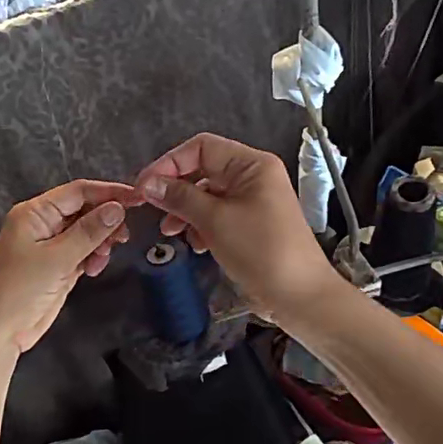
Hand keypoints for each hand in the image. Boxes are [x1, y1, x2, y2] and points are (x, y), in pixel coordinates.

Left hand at [0, 180, 136, 353]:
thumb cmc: (20, 289)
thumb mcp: (57, 258)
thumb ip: (89, 232)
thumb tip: (118, 208)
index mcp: (35, 213)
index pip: (78, 192)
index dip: (109, 192)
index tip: (138, 197)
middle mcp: (42, 224)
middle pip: (83, 210)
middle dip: (105, 220)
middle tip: (124, 236)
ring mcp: (49, 246)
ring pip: (85, 232)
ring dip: (100, 241)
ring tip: (104, 257)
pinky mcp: (56, 266)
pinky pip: (81, 252)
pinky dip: (92, 257)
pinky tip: (94, 268)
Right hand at [134, 133, 342, 321]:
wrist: (299, 295)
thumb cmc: (260, 250)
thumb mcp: (214, 220)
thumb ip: (179, 198)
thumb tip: (147, 184)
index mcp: (251, 165)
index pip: (201, 148)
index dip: (169, 163)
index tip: (144, 186)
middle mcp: (252, 176)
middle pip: (202, 170)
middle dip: (175, 189)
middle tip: (151, 208)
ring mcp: (251, 201)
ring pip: (206, 194)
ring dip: (184, 210)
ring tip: (170, 231)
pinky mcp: (249, 224)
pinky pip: (216, 214)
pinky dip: (200, 225)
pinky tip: (195, 243)